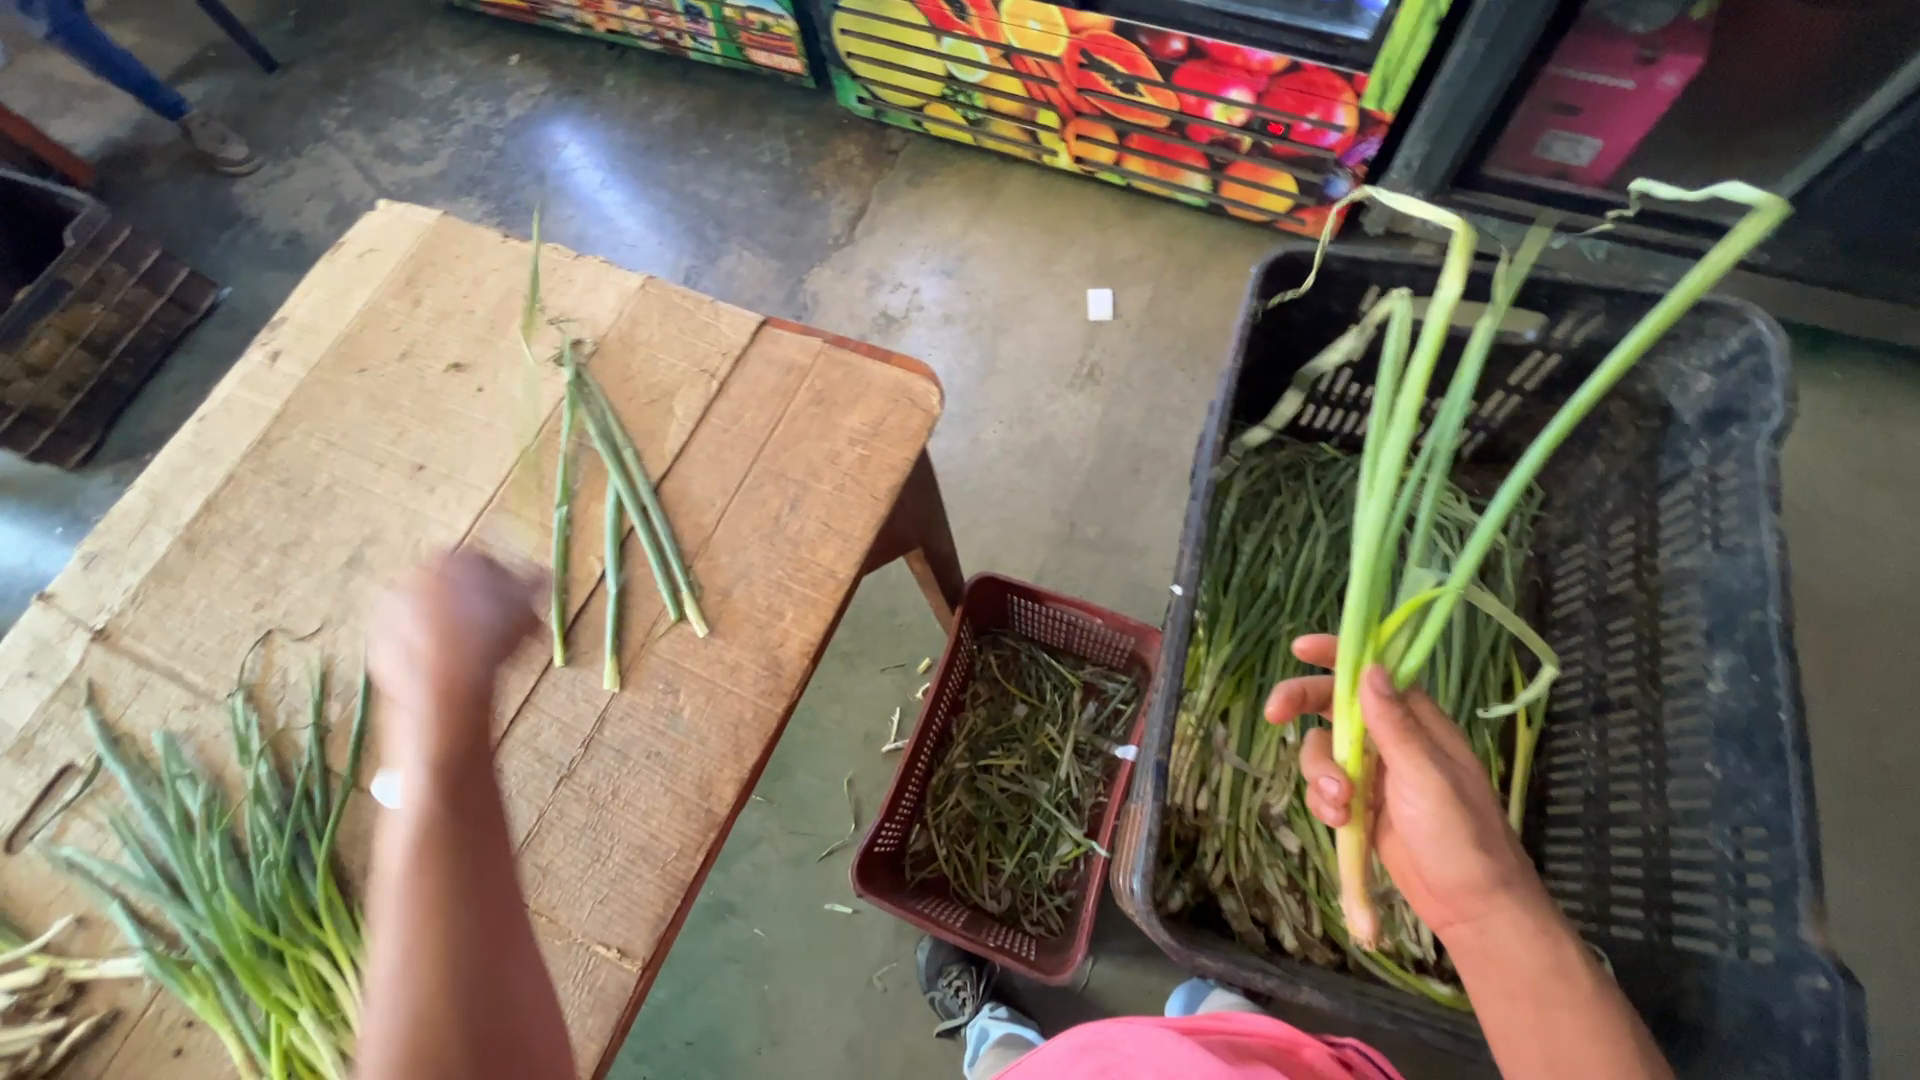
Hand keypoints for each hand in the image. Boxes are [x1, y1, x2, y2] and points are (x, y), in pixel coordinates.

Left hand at [369, 550, 542, 768]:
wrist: (445, 678)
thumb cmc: (490, 635)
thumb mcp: (526, 605)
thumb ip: (535, 583)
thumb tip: (544, 574)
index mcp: (449, 559)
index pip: (482, 561)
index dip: (505, 582)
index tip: (519, 602)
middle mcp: (415, 577)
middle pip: (454, 586)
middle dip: (479, 604)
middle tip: (503, 628)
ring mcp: (393, 609)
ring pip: (435, 613)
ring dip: (458, 626)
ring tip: (484, 652)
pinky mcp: (380, 639)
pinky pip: (414, 638)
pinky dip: (434, 647)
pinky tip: (457, 664)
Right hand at [1265, 634, 1552, 942]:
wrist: (1473, 909)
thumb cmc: (1462, 837)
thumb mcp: (1426, 776)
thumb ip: (1394, 724)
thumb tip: (1369, 668)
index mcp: (1418, 723)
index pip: (1372, 673)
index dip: (1336, 656)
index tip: (1299, 650)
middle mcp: (1392, 740)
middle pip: (1332, 707)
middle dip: (1301, 709)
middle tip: (1274, 715)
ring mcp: (1374, 774)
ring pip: (1322, 750)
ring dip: (1319, 773)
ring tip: (1340, 805)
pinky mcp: (1360, 805)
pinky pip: (1323, 788)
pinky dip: (1323, 802)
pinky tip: (1341, 822)